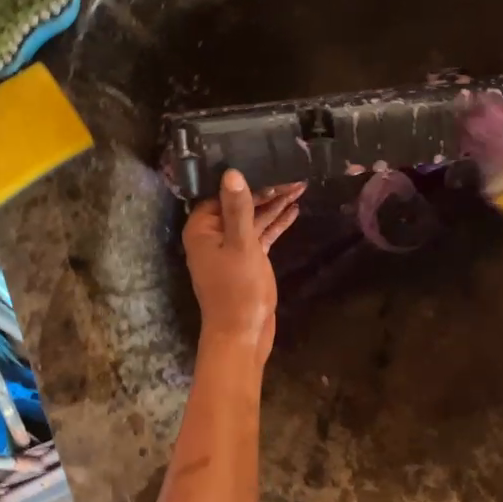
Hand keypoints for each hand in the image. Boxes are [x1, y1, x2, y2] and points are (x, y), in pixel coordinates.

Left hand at [182, 170, 305, 361]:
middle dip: (268, 193)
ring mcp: (231, 249)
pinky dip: (276, 224)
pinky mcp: (247, 261)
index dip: (248, 183)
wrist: (243, 333)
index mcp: (202, 229)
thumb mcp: (241, 244)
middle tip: (295, 178)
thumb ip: (238, 208)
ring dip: (275, 207)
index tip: (273, 168)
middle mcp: (213, 235)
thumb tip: (231, 173)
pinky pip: (261, 235)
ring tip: (300, 187)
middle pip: (241, 206)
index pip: (224, 195)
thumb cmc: (237, 289)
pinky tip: (294, 212)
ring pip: (254, 220)